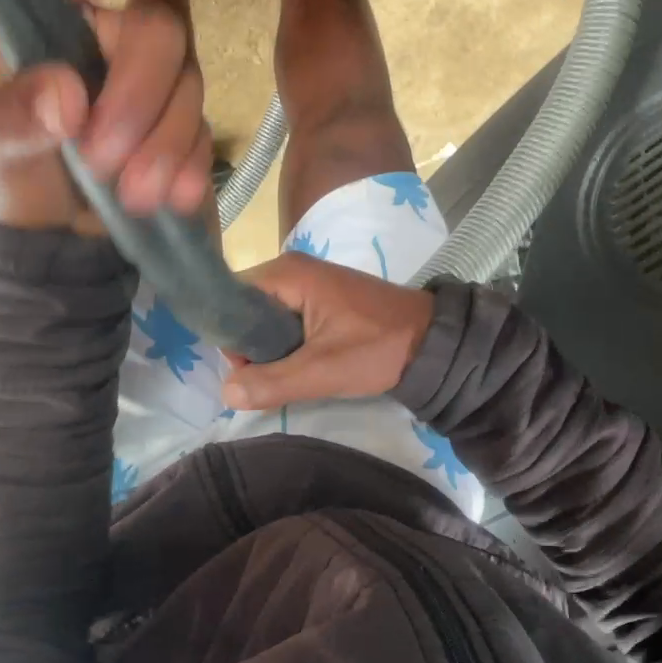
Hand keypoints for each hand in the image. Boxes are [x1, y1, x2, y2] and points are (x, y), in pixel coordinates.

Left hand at [0, 0, 210, 232]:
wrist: (60, 245)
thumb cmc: (18, 179)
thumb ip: (17, 122)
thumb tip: (65, 96)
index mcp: (56, 28)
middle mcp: (112, 44)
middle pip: (158, 30)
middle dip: (138, 96)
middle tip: (102, 158)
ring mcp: (156, 87)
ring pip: (190, 84)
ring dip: (165, 143)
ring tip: (131, 196)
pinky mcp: (185, 131)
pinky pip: (206, 133)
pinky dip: (191, 166)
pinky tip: (174, 198)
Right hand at [221, 254, 434, 409]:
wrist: (435, 342)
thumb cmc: (378, 349)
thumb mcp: (322, 371)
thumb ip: (272, 382)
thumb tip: (226, 393)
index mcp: (287, 274)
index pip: (232, 298)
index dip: (231, 336)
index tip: (247, 369)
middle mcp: (292, 269)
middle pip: (247, 308)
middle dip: (252, 346)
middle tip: (275, 375)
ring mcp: (308, 281)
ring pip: (266, 317)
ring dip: (270, 348)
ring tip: (293, 371)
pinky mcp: (321, 297)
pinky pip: (285, 319)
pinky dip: (287, 343)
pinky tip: (303, 363)